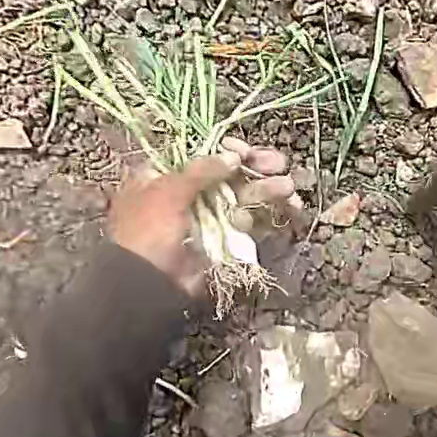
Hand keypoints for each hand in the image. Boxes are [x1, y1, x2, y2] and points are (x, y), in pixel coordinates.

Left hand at [109, 139, 299, 294]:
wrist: (147, 286)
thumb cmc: (148, 232)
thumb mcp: (167, 192)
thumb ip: (202, 170)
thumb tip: (233, 156)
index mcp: (165, 175)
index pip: (203, 154)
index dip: (227, 151)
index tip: (245, 152)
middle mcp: (188, 193)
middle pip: (228, 173)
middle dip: (256, 168)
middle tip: (280, 164)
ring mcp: (208, 216)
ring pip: (243, 196)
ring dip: (267, 189)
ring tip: (289, 188)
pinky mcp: (224, 239)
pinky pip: (249, 220)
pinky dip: (268, 214)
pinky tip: (289, 208)